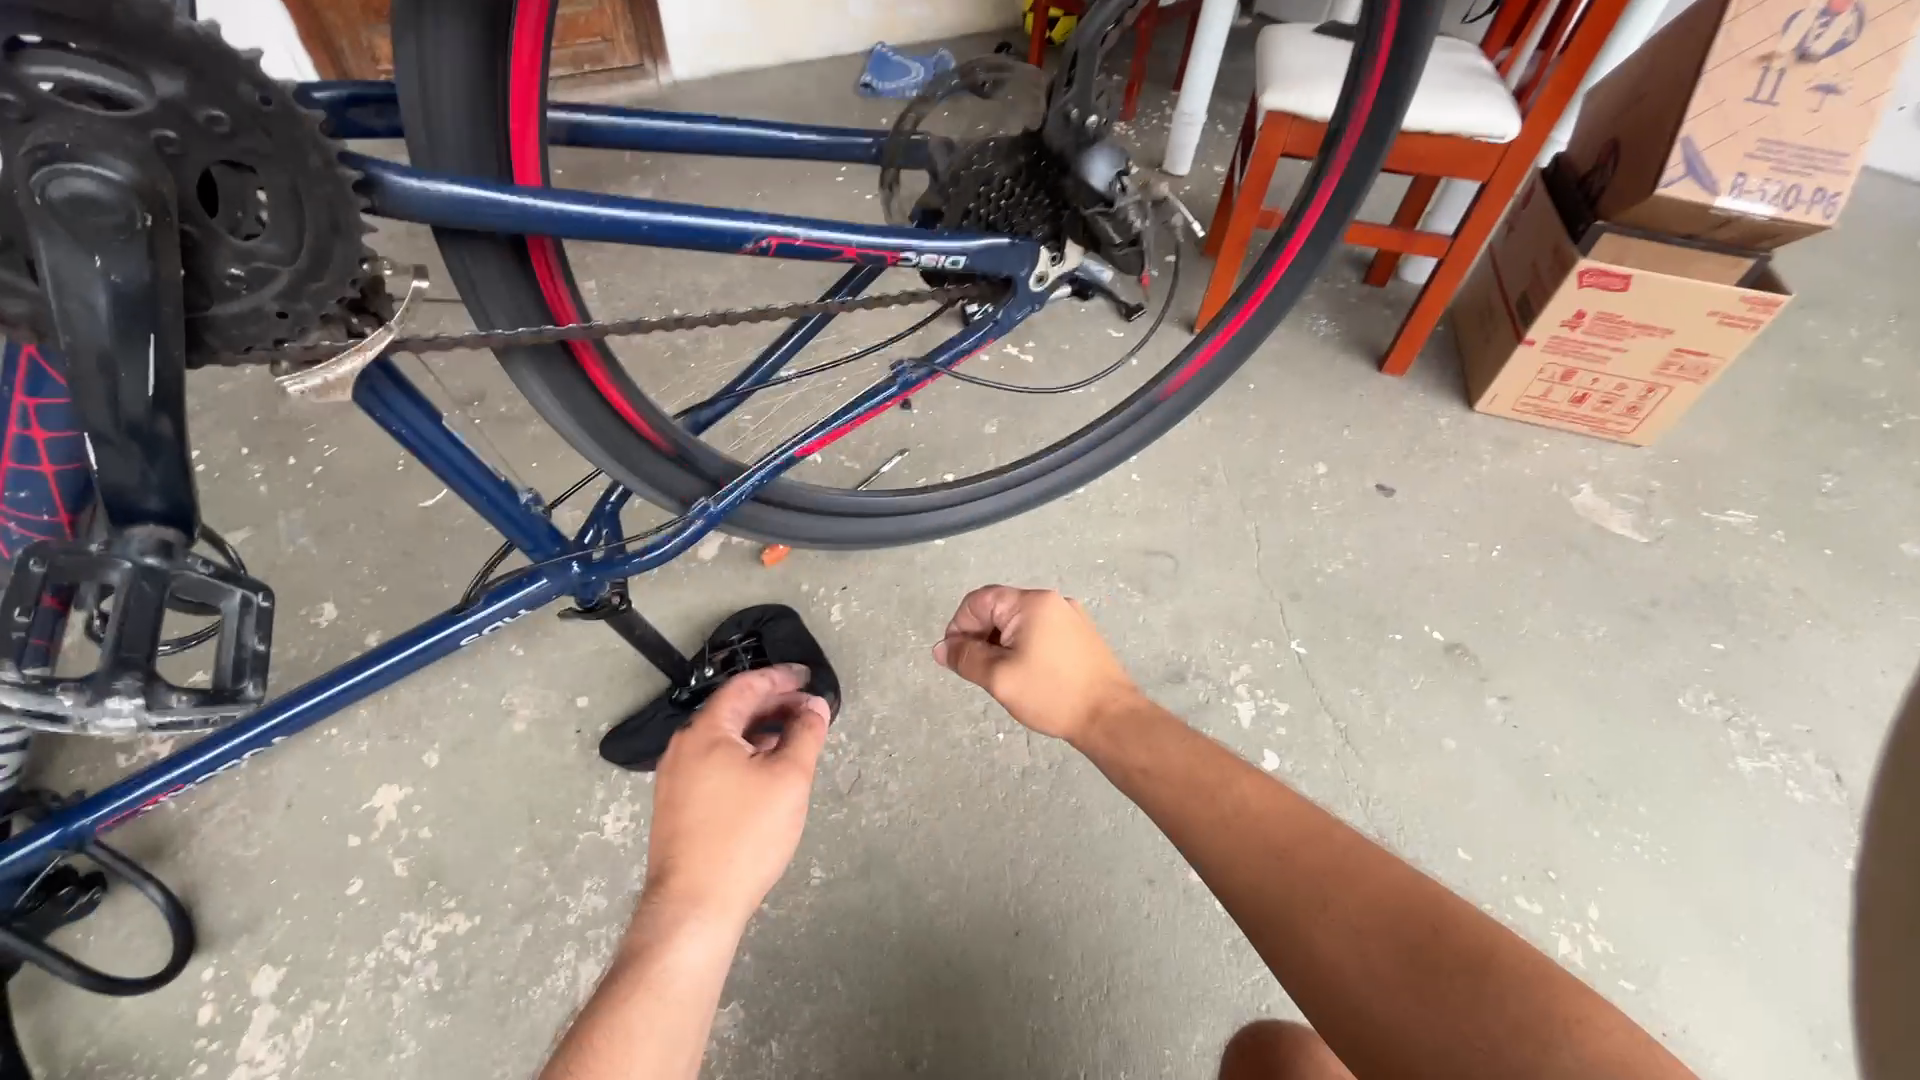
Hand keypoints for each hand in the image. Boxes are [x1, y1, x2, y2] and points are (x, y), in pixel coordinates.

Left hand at [642, 664, 830, 928]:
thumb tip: (815, 706)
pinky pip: (715, 762)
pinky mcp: (677, 805)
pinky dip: (745, 755)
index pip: (745, 687)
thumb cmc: (744, 835)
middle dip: (774, 705)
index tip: (808, 678)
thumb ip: (806, 734)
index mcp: (706, 732)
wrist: (694, 905)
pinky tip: (766, 773)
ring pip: (724, 739)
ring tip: (795, 739)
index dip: (780, 678)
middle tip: (809, 709)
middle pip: (733, 711)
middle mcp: (683, 748)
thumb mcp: (789, 778)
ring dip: (761, 731)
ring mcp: (675, 778)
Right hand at [933, 586, 1139, 742]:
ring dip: (1000, 645)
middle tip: (977, 672)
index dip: (959, 627)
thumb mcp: (999, 678)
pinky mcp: (1080, 636)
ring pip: (1019, 624)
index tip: (956, 658)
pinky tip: (1026, 676)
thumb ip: (966, 658)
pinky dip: (1022, 649)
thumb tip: (943, 648)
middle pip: (999, 609)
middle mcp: (1052, 601)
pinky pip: (1039, 633)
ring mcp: (1070, 617)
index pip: (979, 600)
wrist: (1111, 717)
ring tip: (1001, 677)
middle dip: (979, 637)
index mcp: (1032, 603)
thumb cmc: (1053, 694)